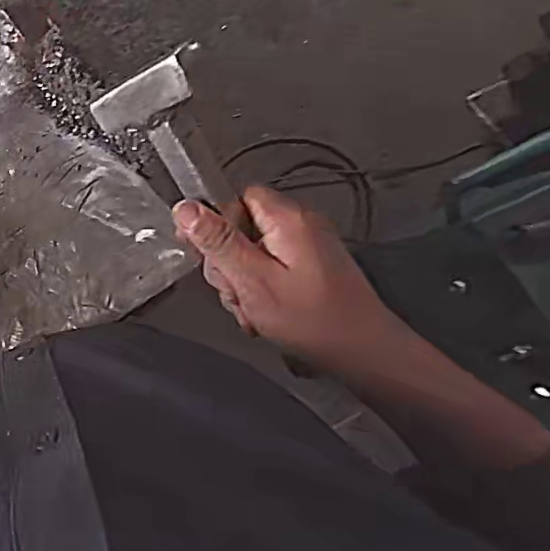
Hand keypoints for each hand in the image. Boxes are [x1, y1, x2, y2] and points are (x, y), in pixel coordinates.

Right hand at [172, 186, 411, 376]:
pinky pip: (266, 267)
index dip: (213, 222)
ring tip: (250, 305)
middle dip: (225, 260)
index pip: (235, 197)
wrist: (363, 353)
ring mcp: (306, 246)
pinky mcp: (309, 266)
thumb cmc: (313, 320)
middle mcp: (301, 225)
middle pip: (239, 227)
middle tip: (233, 288)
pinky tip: (261, 310)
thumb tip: (186, 209)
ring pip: (249, 251)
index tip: (202, 251)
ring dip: (238, 280)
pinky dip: (256, 288)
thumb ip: (217, 242)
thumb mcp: (252, 279)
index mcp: (288, 220)